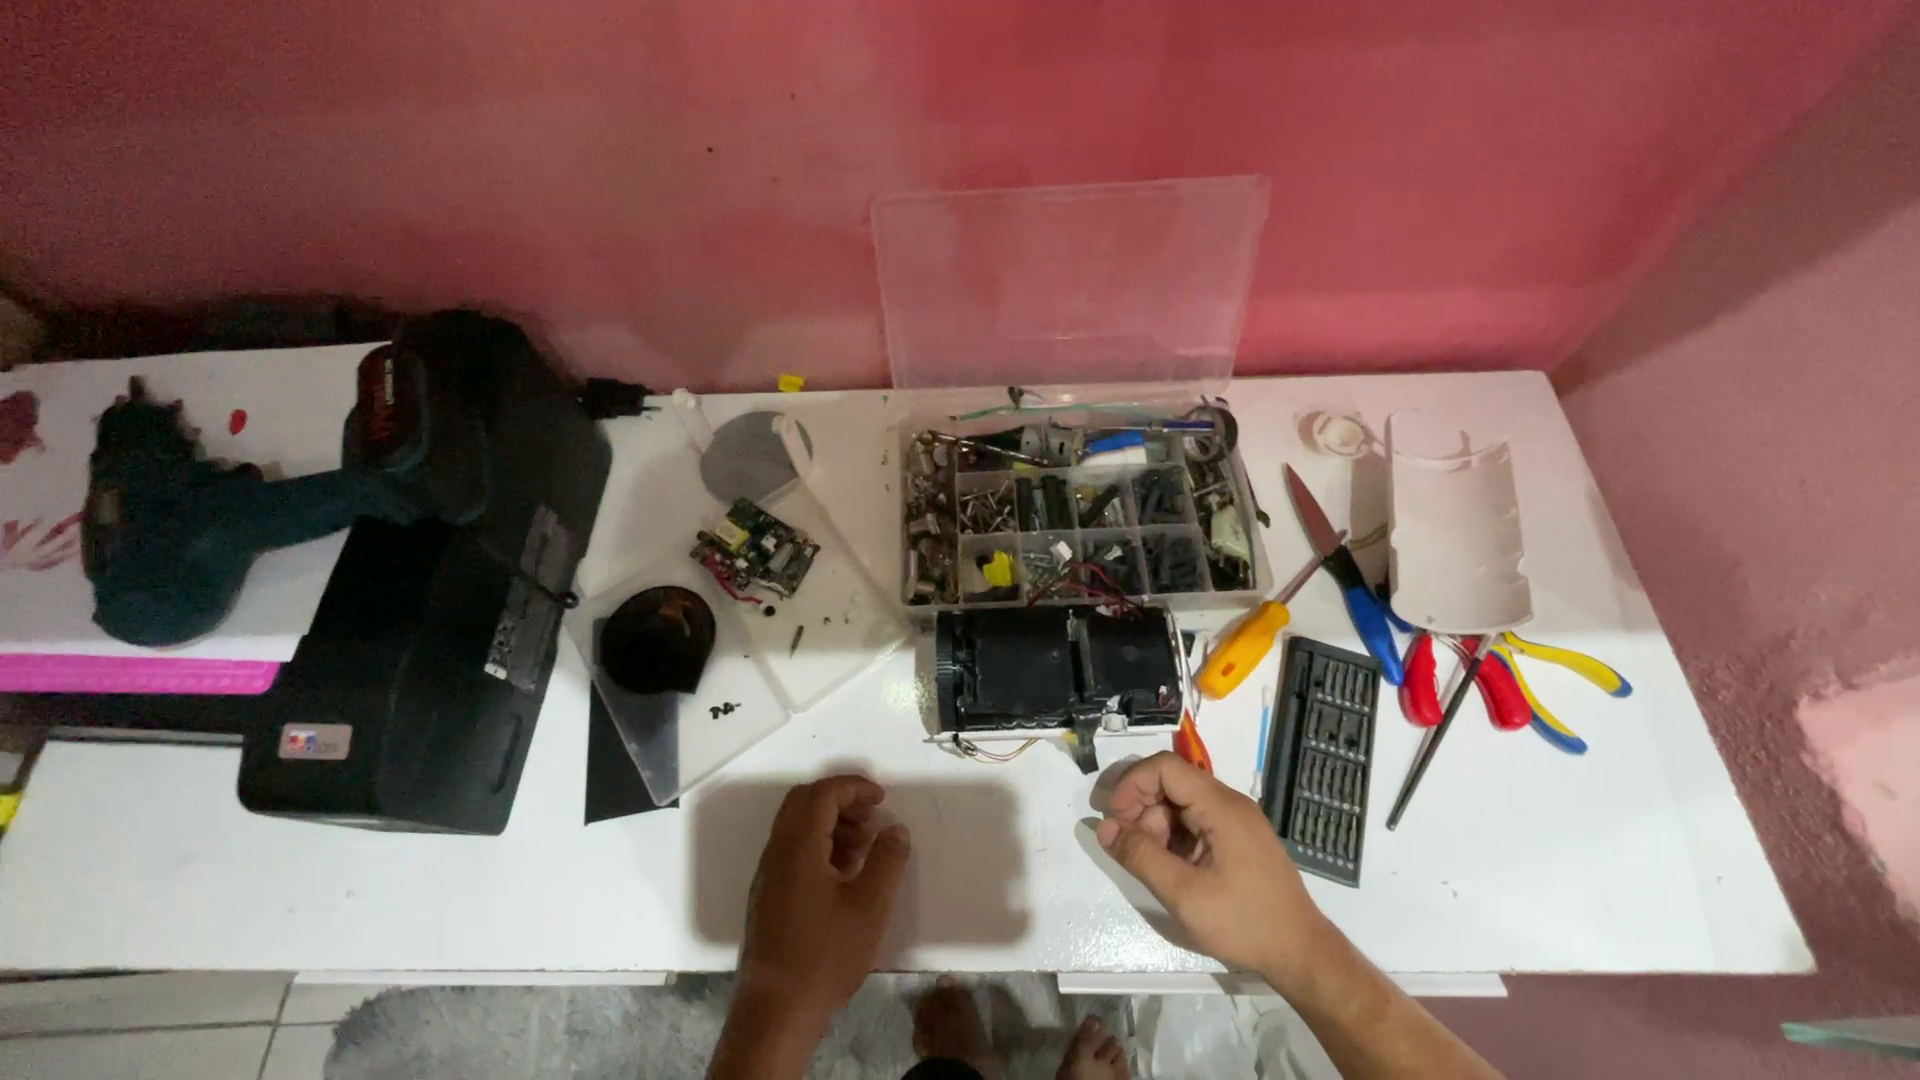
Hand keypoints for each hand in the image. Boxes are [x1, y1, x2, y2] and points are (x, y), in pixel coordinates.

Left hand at [738, 775, 910, 1025]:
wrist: (776, 1009)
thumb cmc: (825, 954)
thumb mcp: (870, 906)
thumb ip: (887, 861)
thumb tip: (895, 829)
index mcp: (798, 846)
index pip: (822, 793)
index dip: (854, 787)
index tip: (883, 798)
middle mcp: (777, 852)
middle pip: (804, 803)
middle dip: (840, 800)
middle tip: (872, 816)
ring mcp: (769, 875)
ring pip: (797, 827)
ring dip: (832, 823)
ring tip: (866, 845)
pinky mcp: (769, 895)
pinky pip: (794, 851)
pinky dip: (820, 845)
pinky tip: (846, 873)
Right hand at [1096, 751, 1329, 983]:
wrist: (1301, 954)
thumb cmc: (1244, 922)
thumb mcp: (1184, 894)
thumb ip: (1141, 857)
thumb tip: (1103, 828)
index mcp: (1221, 807)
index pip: (1165, 767)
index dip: (1132, 784)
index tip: (1113, 819)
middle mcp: (1229, 804)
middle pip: (1171, 783)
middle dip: (1140, 808)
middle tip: (1125, 846)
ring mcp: (1236, 821)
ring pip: (1180, 805)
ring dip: (1155, 826)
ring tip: (1150, 865)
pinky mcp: (1237, 839)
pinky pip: (1195, 823)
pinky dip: (1173, 838)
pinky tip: (1170, 869)